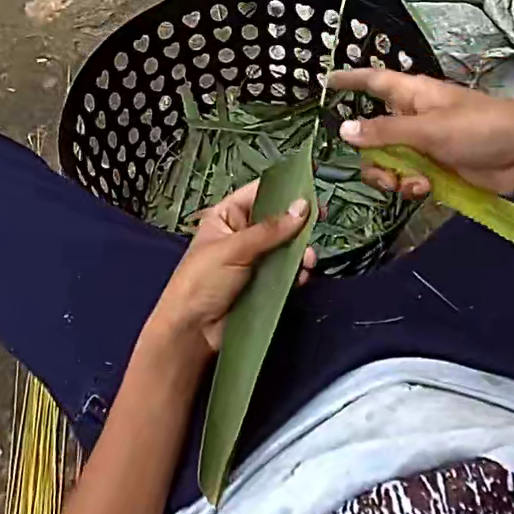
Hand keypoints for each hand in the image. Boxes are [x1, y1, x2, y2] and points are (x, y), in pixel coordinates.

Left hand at [144, 179, 316, 356]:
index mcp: (226, 217)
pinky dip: (297, 271)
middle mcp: (242, 235)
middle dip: (297, 222)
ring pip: (286, 247)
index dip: (283, 187)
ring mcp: (254, 260)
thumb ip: (270, 230)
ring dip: (300, 250)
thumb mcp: (234, 249)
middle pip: (277, 220)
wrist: (194, 330)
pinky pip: (287, 271)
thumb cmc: (202, 281)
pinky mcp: (264, 283)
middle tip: (319, 219)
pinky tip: (303, 274)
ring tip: (308, 258)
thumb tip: (302, 207)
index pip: (258, 193)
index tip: (310, 183)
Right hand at [326, 68, 513, 203]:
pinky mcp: (435, 166)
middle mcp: (414, 118)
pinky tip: (428, 189)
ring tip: (416, 185)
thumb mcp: (429, 129)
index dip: (352, 80)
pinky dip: (411, 186)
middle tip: (385, 175)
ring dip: (394, 177)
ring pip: (387, 162)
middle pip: (373, 135)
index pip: (375, 82)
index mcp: (414, 95)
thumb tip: (343, 130)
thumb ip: (384, 131)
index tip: (327, 81)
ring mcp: (425, 144)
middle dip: (374, 159)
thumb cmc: (481, 128)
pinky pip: (407, 176)